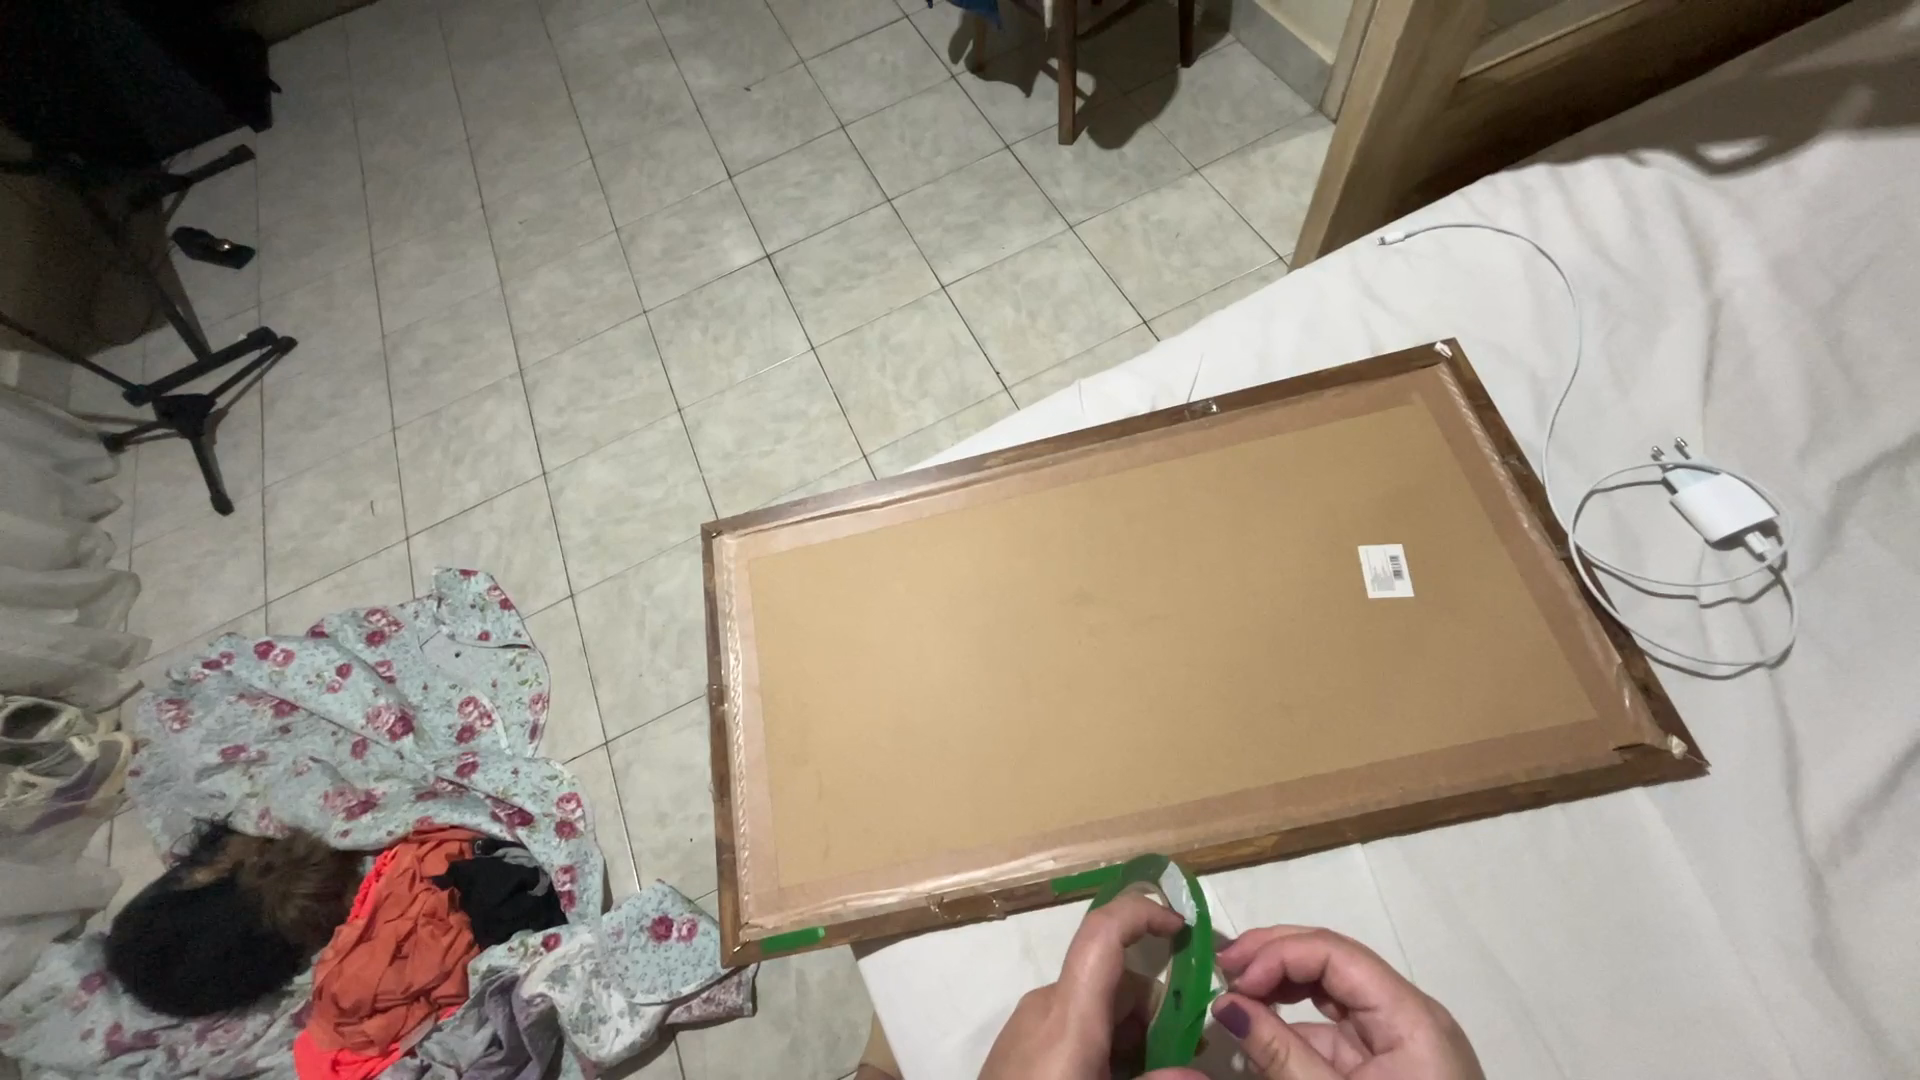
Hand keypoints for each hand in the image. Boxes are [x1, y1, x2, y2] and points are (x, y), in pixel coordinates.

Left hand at [978, 893, 1205, 1079]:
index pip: (1102, 932)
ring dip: (1132, 1038)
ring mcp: (1029, 1022)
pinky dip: (1105, 1048)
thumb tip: (1199, 1072)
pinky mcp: (1020, 1044)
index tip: (1183, 927)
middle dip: (1155, 1014)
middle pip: (1113, 980)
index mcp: (1069, 1015)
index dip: (1142, 913)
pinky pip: (1074, 1027)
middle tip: (1182, 1062)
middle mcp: (1047, 1005)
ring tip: (1146, 1079)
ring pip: (1096, 1007)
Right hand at [1209, 926, 1483, 1079]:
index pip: (1333, 952)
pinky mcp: (1389, 1061)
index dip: (1277, 954)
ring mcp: (1400, 1037)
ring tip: (1235, 989)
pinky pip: (1336, 1025)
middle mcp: (1408, 1013)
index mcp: (1410, 1016)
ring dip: (1280, 982)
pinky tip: (1262, 1026)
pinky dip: (1296, 1020)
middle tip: (1222, 966)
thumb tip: (1225, 1003)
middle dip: (1273, 956)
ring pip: (1331, 985)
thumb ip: (1279, 1053)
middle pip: (1332, 958)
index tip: (1232, 978)